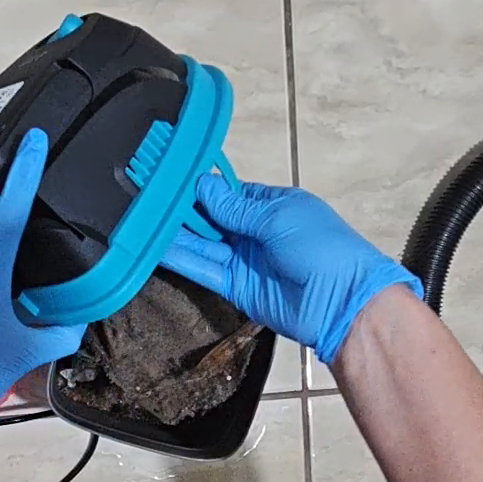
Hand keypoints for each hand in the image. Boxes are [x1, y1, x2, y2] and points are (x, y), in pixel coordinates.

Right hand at [162, 176, 422, 364]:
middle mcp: (253, 231)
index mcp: (270, 206)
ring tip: (142, 223)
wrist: (340, 302)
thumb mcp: (279, 217)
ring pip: (202, 244)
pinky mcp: (233, 287)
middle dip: (182, 211)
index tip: (170, 179)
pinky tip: (156, 249)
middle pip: (210, 219)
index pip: (227, 193)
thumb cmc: (321, 247)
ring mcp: (242, 259)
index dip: (200, 187)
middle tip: (146, 201)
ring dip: (175, 235)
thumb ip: (236, 207)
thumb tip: (203, 186)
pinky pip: (203, 270)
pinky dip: (181, 261)